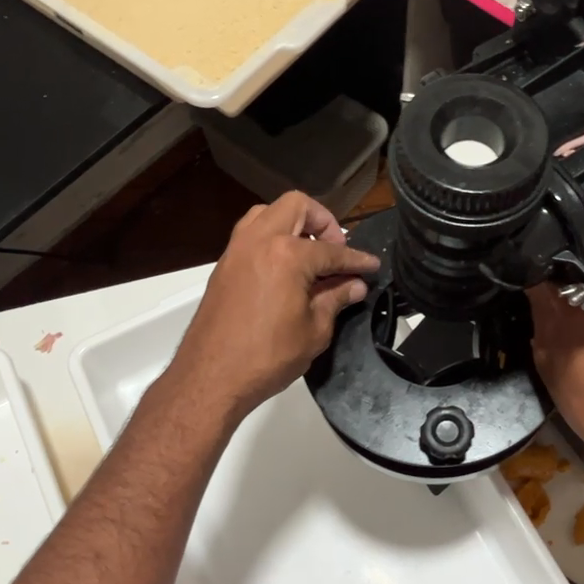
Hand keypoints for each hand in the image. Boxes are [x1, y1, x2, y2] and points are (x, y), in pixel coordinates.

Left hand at [169, 192, 380, 422]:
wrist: (211, 377)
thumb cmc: (268, 356)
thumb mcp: (314, 331)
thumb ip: (335, 300)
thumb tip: (354, 286)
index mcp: (287, 255)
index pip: (332, 251)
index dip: (357, 259)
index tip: (372, 265)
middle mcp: (260, 240)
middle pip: (297, 207)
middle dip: (323, 222)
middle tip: (336, 251)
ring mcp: (237, 250)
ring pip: (269, 213)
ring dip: (293, 224)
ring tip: (310, 254)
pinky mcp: (224, 265)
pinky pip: (252, 234)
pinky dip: (273, 239)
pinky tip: (286, 269)